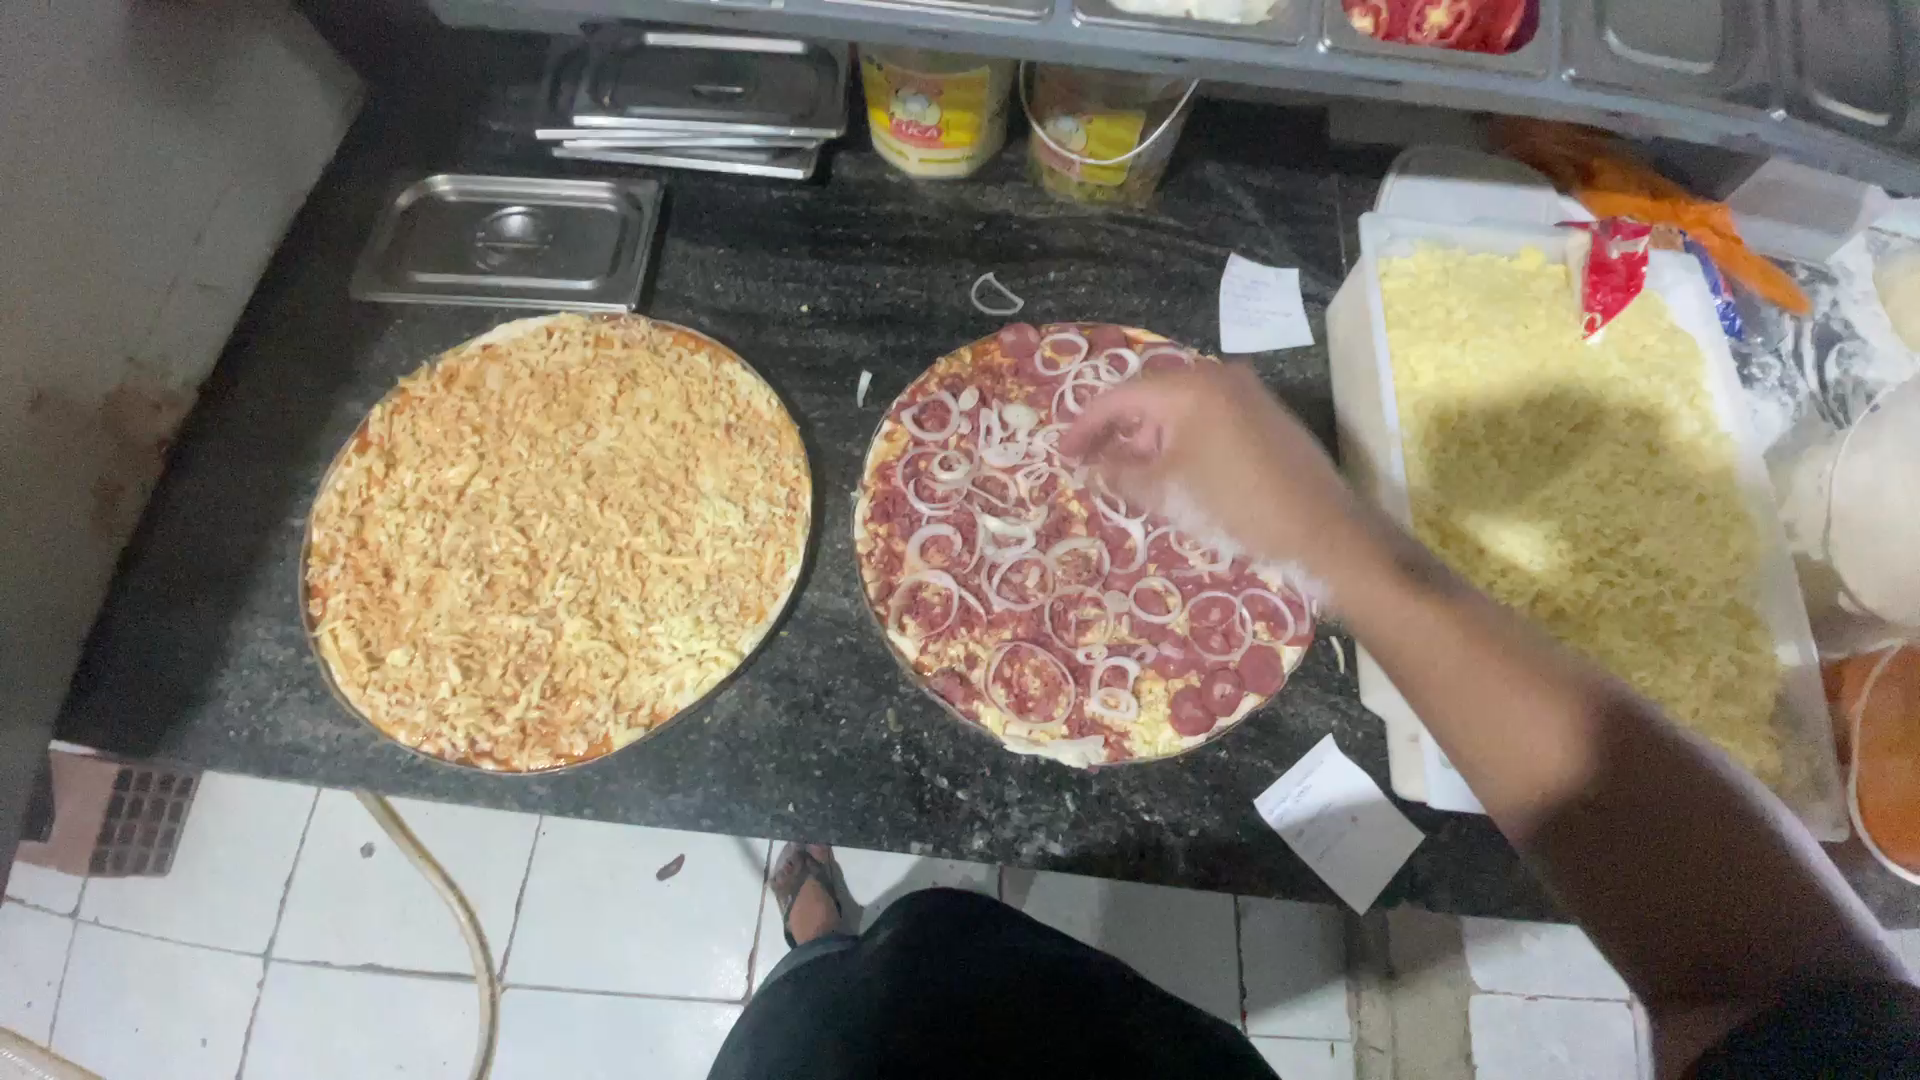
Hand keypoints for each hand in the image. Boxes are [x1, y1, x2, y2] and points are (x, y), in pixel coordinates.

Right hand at [1061, 364, 1374, 580]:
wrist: (1322, 532)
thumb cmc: (1233, 507)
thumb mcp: (1164, 493)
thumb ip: (1117, 473)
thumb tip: (1090, 466)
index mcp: (1189, 388)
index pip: (1119, 397)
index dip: (1084, 426)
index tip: (1063, 455)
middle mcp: (1218, 377)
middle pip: (1149, 398)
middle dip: (1116, 433)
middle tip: (1093, 466)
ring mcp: (1246, 394)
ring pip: (1178, 409)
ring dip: (1148, 439)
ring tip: (1130, 478)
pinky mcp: (1264, 416)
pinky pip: (1206, 419)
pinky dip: (1179, 441)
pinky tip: (1171, 473)